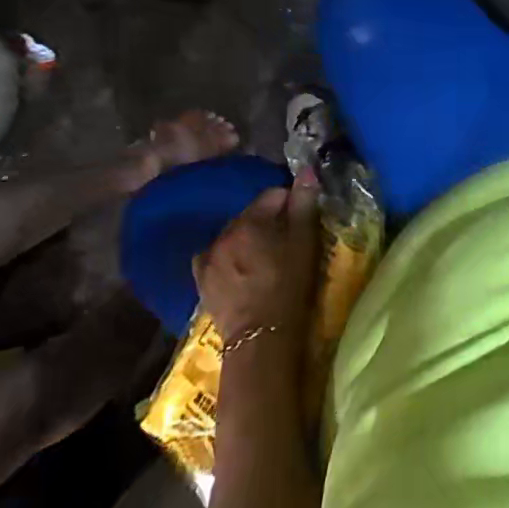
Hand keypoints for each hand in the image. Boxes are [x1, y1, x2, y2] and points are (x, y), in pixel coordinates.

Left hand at [193, 175, 319, 342]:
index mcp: (251, 219)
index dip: (291, 205)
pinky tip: (237, 270)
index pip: (274, 194)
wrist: (262, 337)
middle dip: (268, 222)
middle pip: (252, 214)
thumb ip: (304, 203)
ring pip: (234, 234)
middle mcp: (225, 231)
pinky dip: (226, 257)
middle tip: (285, 244)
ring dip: (248, 239)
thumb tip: (306, 170)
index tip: (302, 224)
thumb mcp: (305, 242)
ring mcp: (209, 256)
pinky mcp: (201, 280)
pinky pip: (214, 256)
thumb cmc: (289, 286)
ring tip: (263, 260)